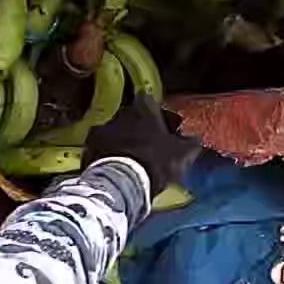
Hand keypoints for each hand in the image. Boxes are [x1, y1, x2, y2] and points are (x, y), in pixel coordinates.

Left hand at [85, 96, 199, 195]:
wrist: (122, 183)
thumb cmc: (156, 161)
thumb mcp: (183, 153)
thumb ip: (191, 143)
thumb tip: (195, 138)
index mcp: (144, 109)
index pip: (149, 100)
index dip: (156, 112)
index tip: (161, 124)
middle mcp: (120, 113)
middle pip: (131, 116)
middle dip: (138, 127)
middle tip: (148, 144)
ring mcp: (101, 130)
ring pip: (115, 131)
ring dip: (122, 141)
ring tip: (131, 159)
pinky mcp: (87, 149)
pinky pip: (101, 148)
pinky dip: (107, 155)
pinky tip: (116, 167)